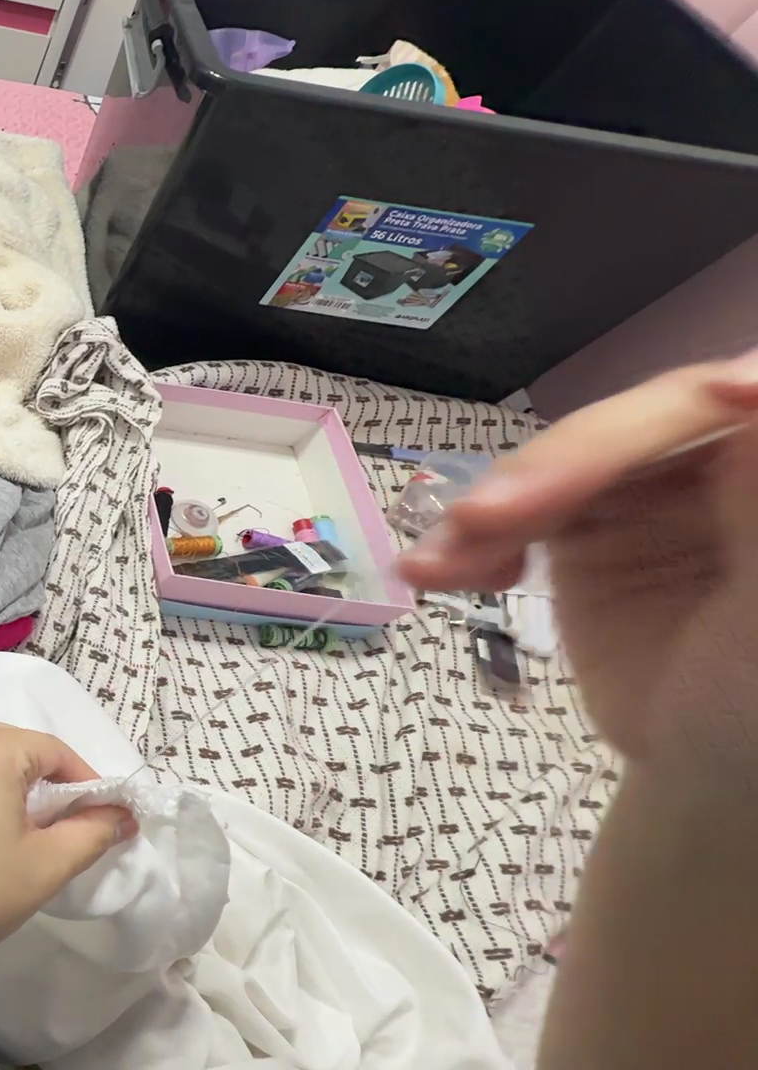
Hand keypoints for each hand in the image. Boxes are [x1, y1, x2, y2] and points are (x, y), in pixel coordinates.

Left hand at [0, 722, 135, 970]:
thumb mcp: (45, 865)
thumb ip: (92, 832)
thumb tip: (122, 814)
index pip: (55, 751)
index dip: (85, 783)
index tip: (102, 818)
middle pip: (18, 746)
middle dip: (47, 781)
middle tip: (62, 827)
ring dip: (10, 781)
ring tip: (21, 827)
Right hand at [395, 349, 757, 780]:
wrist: (705, 770)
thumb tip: (749, 389)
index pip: (742, 401)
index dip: (696, 404)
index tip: (696, 404)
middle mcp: (724, 462)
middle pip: (633, 429)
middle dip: (550, 471)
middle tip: (479, 519)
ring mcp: (650, 488)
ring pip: (550, 467)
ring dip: (480, 515)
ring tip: (432, 571)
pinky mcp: (579, 518)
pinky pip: (504, 507)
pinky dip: (461, 538)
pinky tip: (437, 574)